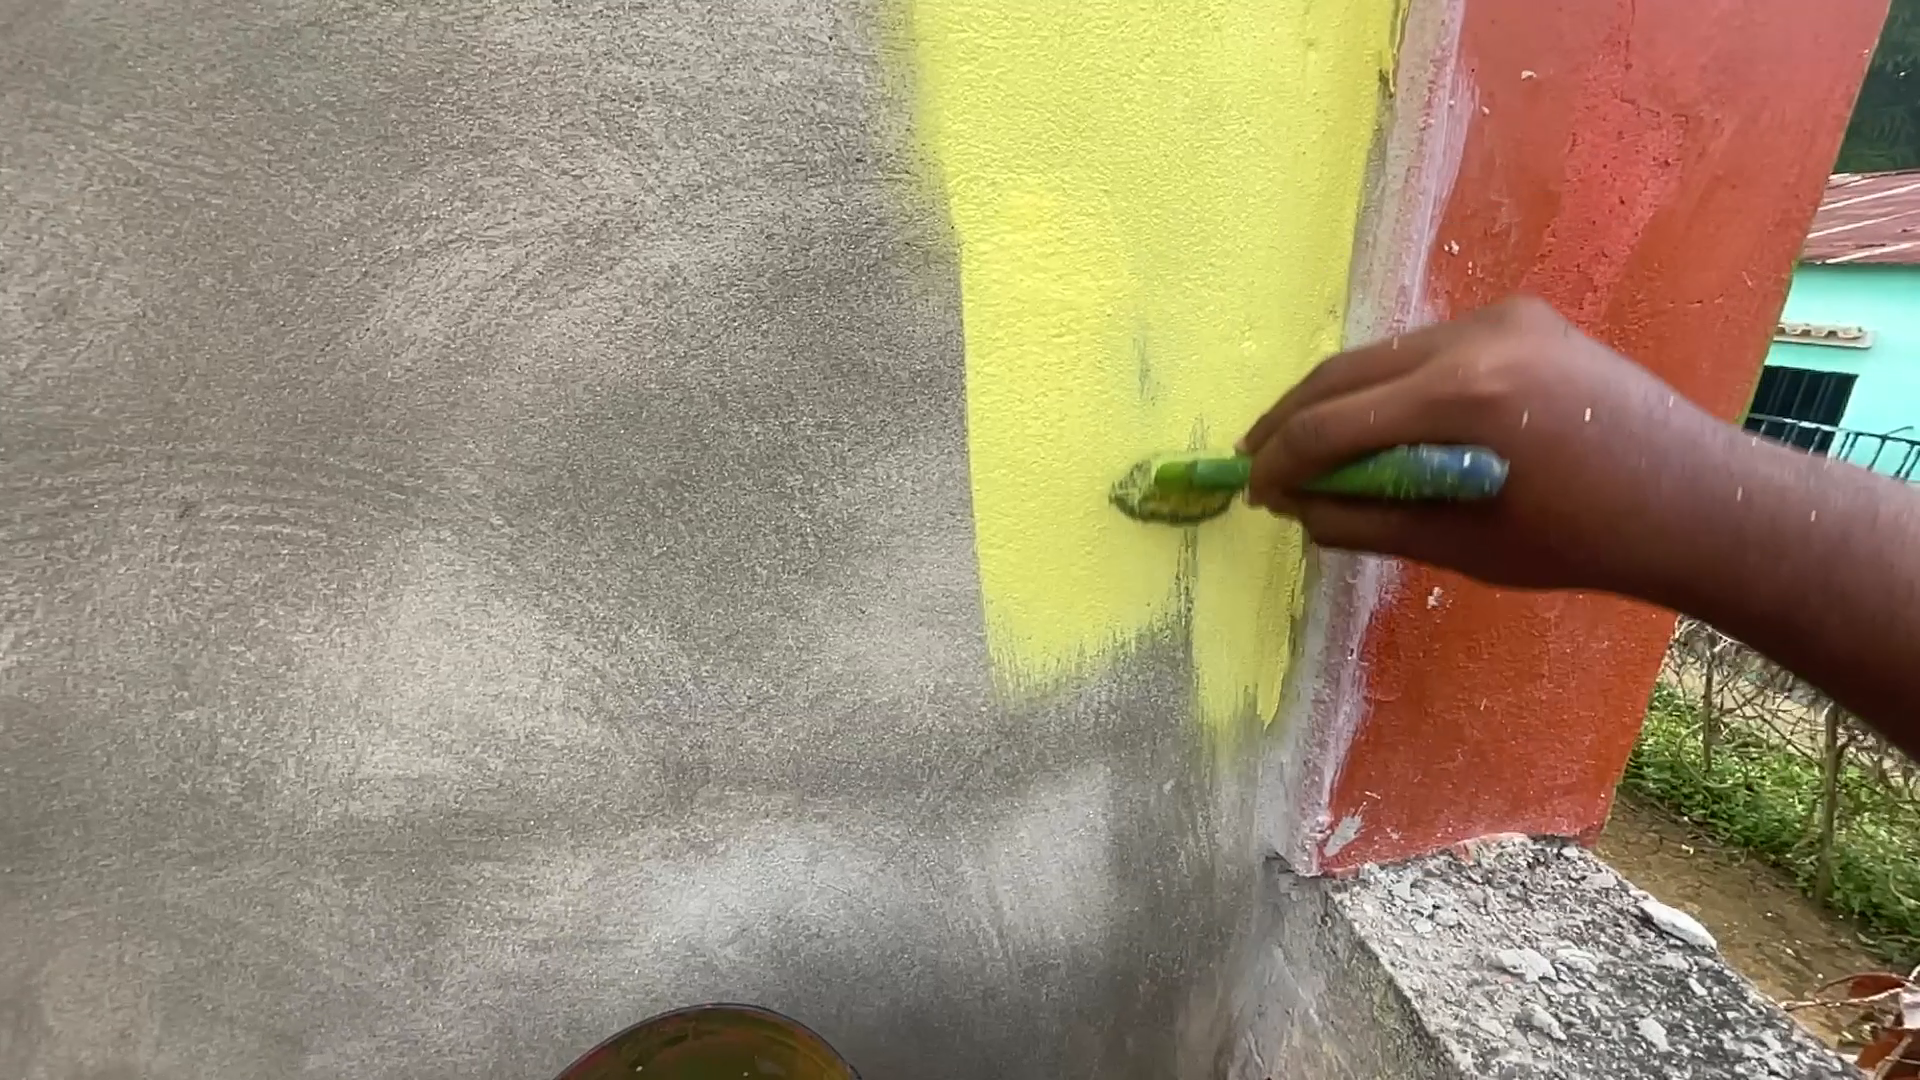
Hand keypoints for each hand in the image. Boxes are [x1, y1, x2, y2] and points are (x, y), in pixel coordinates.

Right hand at [1238, 296, 1734, 591]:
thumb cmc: (1581, 543)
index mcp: (1464, 397)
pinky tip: (1359, 420)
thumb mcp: (1452, 545)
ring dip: (1324, 402)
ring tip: (1294, 443)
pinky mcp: (1514, 317)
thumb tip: (1292, 506)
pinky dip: (1373, 388)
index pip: (1330, 423)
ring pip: (1370, 358)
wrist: (1703, 503)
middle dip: (1285, 423)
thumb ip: (1357, 520)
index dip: (1279, 462)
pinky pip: (1412, 352)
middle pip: (1338, 375)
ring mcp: (1498, 317)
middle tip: (1256, 463)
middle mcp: (1475, 336)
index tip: (1255, 494)